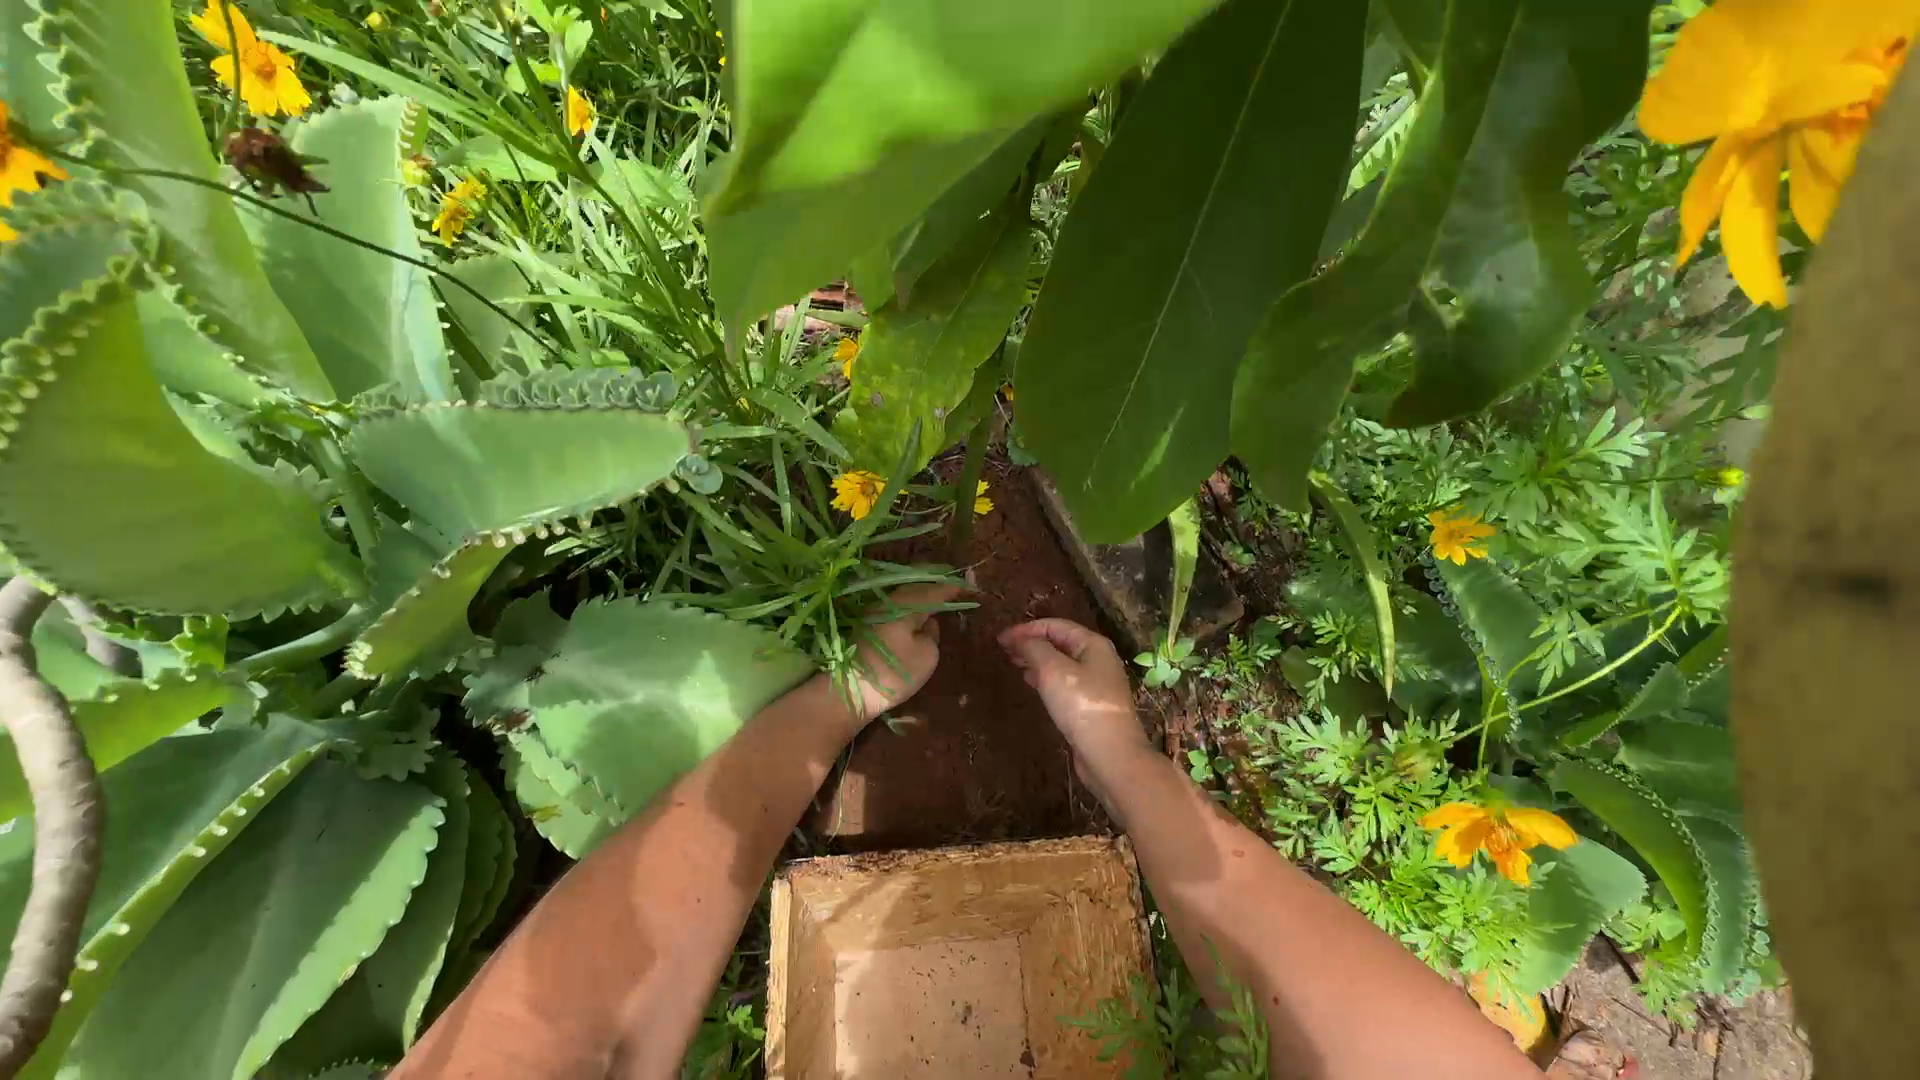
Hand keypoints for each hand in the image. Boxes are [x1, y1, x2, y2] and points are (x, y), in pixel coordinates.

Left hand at [845, 582, 962, 727]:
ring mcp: (873, 613)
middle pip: (915, 587)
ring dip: (919, 594)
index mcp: (906, 606)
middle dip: (933, 585)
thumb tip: (927, 622)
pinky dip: (907, 605)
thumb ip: (931, 634)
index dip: (951, 588)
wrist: (849, 691)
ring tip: (934, 595)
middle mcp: (888, 602)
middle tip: (951, 585)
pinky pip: (893, 607)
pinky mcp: (865, 626)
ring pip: (902, 596)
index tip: (966, 586)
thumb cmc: (892, 674)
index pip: (933, 591)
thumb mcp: (926, 656)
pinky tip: (913, 611)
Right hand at [997, 619, 1149, 775]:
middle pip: (1059, 643)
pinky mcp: (1090, 705)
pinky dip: (1045, 678)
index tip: (1001, 638)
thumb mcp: (1053, 670)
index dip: (1026, 628)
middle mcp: (1097, 659)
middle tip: (1004, 649)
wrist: (1110, 755)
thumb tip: (1021, 639)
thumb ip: (1035, 648)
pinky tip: (1032, 682)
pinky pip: (1064, 682)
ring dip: (1036, 660)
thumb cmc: (1082, 705)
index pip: (1055, 626)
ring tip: (1014, 662)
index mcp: (1093, 644)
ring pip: (1061, 663)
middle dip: (1030, 643)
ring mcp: (1096, 683)